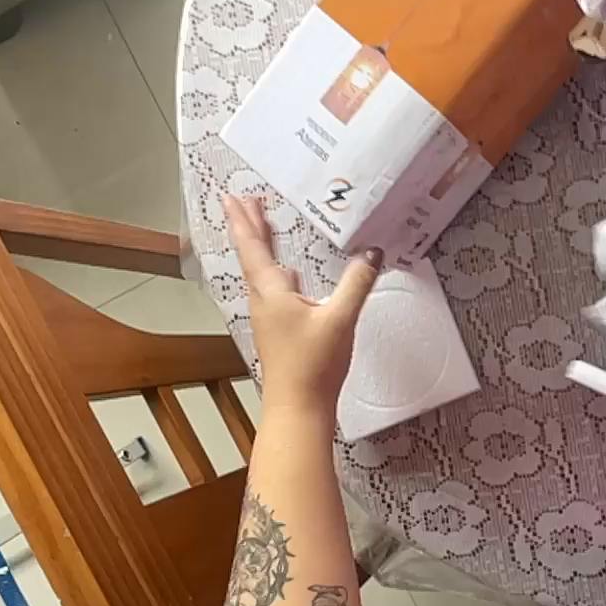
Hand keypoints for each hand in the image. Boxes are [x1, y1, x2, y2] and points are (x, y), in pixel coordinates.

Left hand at [222, 194, 380, 417]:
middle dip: (249, 227)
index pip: (253, 247)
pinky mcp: (279, 331)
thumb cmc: (313, 366)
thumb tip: (372, 254)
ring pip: (261, 273)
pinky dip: (274, 272)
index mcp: (272, 293)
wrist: (299, 407)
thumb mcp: (340, 319)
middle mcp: (264, 302)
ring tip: (262, 228)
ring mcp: (269, 318)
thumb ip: (357, 284)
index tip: (232, 197)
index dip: (243, 220)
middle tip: (243, 202)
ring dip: (260, 248)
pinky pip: (272, 291)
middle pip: (253, 256)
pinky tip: (287, 276)